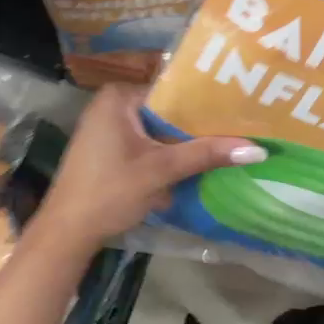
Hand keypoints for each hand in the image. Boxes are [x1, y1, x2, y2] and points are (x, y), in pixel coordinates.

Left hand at [36, 84, 263, 249]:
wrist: (67, 233)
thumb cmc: (109, 192)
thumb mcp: (161, 170)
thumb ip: (206, 154)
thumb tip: (257, 149)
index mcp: (119, 97)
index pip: (173, 89)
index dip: (206, 101)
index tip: (239, 109)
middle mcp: (112, 105)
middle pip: (167, 111)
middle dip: (197, 125)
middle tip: (240, 129)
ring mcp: (108, 128)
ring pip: (159, 130)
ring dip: (184, 144)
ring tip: (227, 145)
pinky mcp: (109, 151)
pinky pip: (148, 144)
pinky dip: (167, 155)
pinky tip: (196, 165)